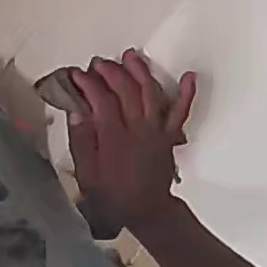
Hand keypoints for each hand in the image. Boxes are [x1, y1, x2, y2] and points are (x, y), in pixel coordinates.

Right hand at [67, 50, 196, 232]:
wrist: (146, 210)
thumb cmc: (113, 195)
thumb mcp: (87, 173)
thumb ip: (81, 142)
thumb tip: (77, 113)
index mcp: (114, 138)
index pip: (101, 101)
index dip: (88, 84)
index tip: (77, 75)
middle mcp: (137, 130)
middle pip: (125, 90)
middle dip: (110, 72)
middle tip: (98, 64)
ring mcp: (156, 131)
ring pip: (150, 93)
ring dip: (140, 72)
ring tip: (130, 56)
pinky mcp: (170, 136)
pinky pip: (180, 112)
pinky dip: (187, 93)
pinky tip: (189, 76)